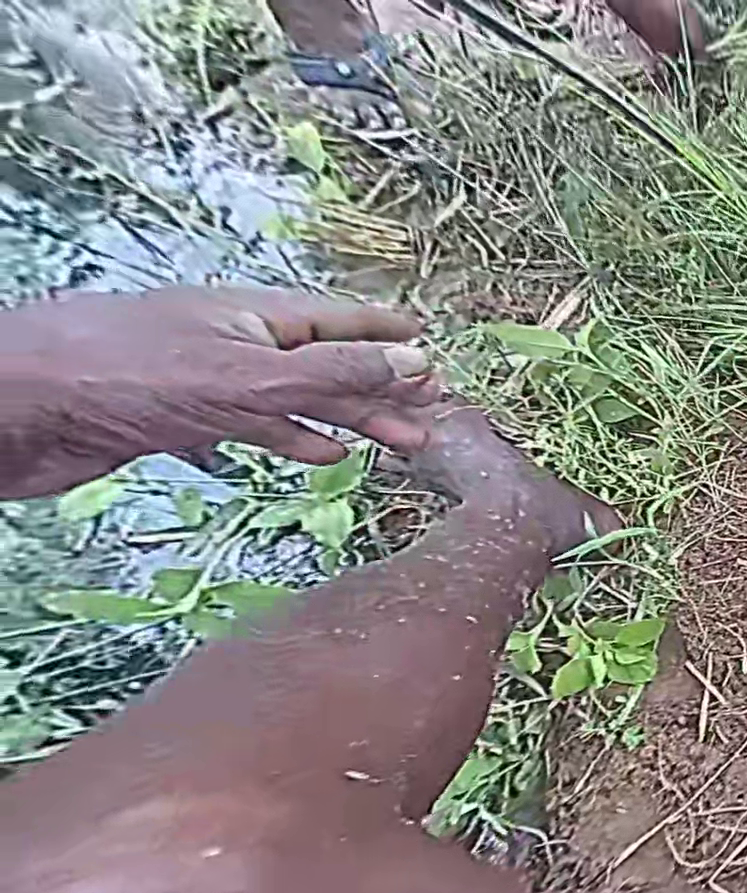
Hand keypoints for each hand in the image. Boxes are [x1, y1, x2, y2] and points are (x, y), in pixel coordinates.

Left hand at [0, 287, 440, 498]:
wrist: (0, 414)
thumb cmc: (126, 378)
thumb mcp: (253, 375)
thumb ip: (341, 372)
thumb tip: (419, 360)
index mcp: (256, 317)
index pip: (343, 319)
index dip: (391, 330)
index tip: (434, 338)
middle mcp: (241, 343)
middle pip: (335, 364)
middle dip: (388, 388)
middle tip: (437, 409)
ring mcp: (216, 379)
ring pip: (308, 399)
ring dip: (358, 420)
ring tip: (406, 441)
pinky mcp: (191, 414)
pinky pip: (265, 425)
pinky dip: (301, 438)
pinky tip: (328, 454)